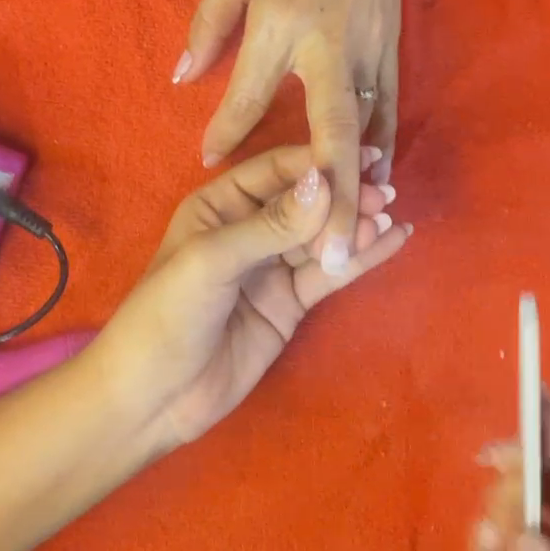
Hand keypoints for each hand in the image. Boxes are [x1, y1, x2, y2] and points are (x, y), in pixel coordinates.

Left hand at [83, 145, 410, 451]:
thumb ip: (271, 225)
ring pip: (321, 236)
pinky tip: (395, 240)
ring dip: (356, 224)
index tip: (362, 154)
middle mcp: (247, 227)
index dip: (317, 162)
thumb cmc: (167, 314)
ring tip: (392, 215)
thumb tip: (325, 181)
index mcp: (218, 204)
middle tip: (386, 191)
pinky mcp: (289, 303)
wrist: (154, 396)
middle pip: (304, 202)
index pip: (275, 171)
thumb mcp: (213, 261)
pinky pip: (330, 273)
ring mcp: (271, 267)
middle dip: (342, 194)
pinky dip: (361, 257)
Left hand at [178, 0, 441, 273]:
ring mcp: (369, 48)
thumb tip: (182, 76)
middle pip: (329, 137)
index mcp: (281, 21)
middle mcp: (328, 45)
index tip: (207, 162)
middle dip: (329, 202)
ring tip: (356, 239)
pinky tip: (375, 179)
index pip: (247, 94)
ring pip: (366, 130)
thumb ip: (209, 23)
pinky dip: (379, 146)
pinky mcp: (393, 44)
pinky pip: (387, 107)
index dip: (225, 130)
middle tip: (327, 258)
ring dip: (362, 186)